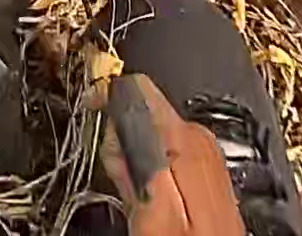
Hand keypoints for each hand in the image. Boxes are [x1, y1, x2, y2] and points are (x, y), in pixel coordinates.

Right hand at [101, 74, 245, 235]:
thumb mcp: (156, 214)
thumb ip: (137, 159)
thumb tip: (119, 113)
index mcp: (186, 138)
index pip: (137, 88)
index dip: (109, 103)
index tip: (96, 132)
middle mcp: (198, 134)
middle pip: (142, 107)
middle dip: (121, 137)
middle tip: (120, 179)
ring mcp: (204, 151)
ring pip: (151, 129)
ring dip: (133, 155)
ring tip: (134, 194)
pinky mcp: (205, 168)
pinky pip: (166, 148)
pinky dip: (149, 166)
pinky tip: (150, 197)